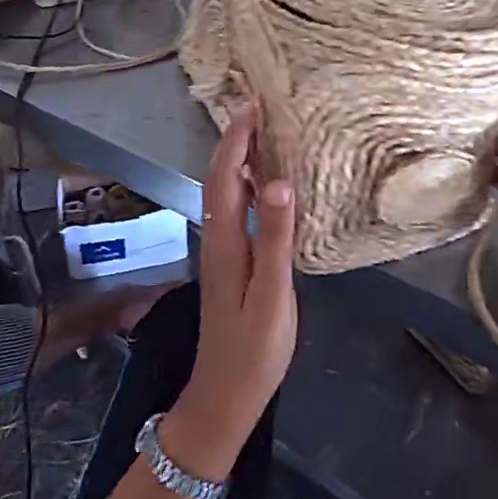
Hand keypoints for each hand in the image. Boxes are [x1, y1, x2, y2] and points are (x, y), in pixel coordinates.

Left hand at [161, 99, 297, 481]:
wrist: (225, 393)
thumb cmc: (254, 348)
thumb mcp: (272, 293)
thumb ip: (276, 236)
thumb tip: (279, 179)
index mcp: (226, 238)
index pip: (225, 174)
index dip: (237, 138)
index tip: (253, 104)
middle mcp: (218, 236)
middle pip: (220, 176)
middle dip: (236, 139)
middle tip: (261, 108)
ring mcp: (222, 249)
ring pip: (226, 191)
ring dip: (240, 158)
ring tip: (265, 134)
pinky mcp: (231, 261)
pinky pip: (236, 208)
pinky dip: (247, 184)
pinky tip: (266, 185)